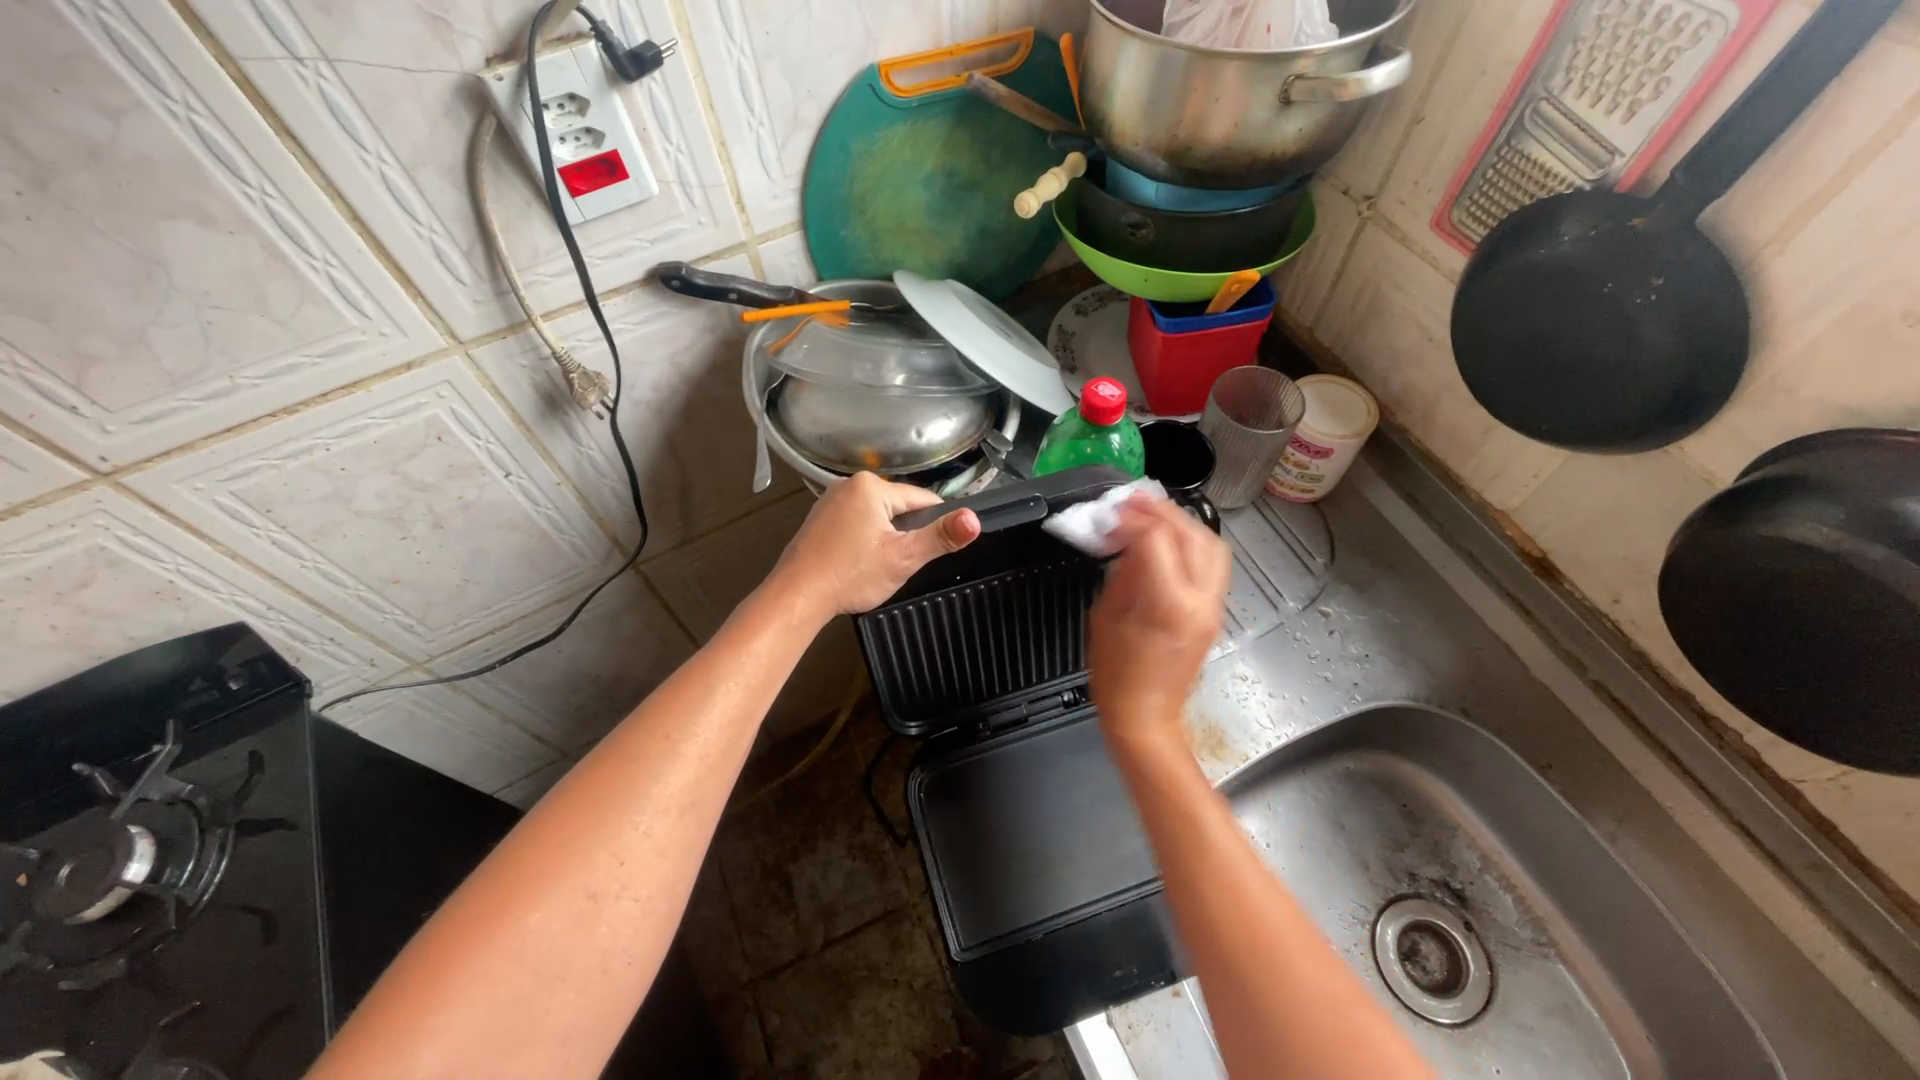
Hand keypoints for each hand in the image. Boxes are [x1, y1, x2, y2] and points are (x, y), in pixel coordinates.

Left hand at [766, 472, 980, 620]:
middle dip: (906, 534)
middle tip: (901, 564)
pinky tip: (859, 564)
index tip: (935, 549)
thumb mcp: (904, 557)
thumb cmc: (852, 574)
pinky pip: (855, 524)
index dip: (935, 525)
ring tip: (879, 567)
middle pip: (898, 508)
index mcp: (871, 486)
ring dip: (884, 539)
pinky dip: (863, 541)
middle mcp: (848, 485)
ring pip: (876, 517)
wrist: (797, 596)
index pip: (922, 500)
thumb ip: (941, 537)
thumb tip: (975, 519)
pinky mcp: (818, 520)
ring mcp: (829, 501)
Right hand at [1088, 496, 1231, 749]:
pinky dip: (1191, 544)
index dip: (1131, 519)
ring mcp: (1212, 607)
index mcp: (1168, 603)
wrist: (1146, 718)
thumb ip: (1122, 573)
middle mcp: (1199, 601)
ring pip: (1211, 545)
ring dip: (1183, 523)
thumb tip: (1126, 542)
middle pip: (1191, 534)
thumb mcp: (1106, 617)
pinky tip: (1167, 542)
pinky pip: (1211, 565)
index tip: (1109, 515)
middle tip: (1132, 501)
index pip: (1157, 539)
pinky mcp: (1213, 613)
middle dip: (1161, 511)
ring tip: (1153, 515)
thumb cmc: (1117, 677)